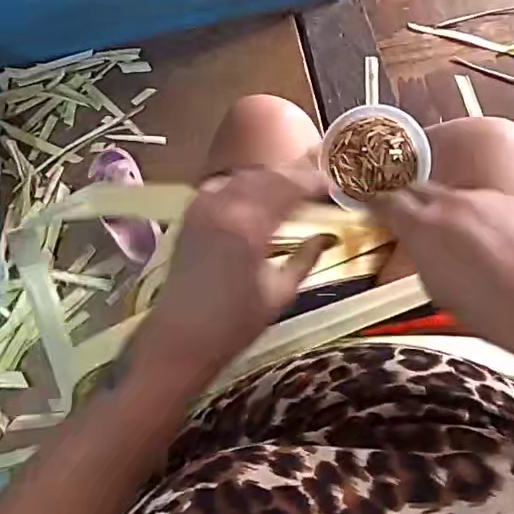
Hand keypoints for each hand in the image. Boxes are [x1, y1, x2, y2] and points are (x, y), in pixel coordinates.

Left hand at [132, 163, 334, 373]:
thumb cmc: (234, 324)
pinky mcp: (190, 215)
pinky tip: (253, 194)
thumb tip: (328, 237)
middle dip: (294, 176)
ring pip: (242, 177)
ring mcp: (203, 208)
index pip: (289, 189)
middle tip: (315, 184)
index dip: (313, 183)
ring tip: (289, 186)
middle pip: (267, 177)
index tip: (331, 185)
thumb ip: (305, 259)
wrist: (181, 337)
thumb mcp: (280, 293)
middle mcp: (225, 207)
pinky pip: (220, 185)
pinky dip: (240, 183)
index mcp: (251, 227)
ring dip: (268, 177)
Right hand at [373, 184, 513, 386]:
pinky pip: (479, 201)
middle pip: (416, 187)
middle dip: (407, 199)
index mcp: (420, 225)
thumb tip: (413, 242)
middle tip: (403, 215)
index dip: (375, 203)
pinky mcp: (506, 201)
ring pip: (449, 195)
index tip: (370, 206)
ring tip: (447, 233)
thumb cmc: (480, 307)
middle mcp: (447, 203)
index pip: (385, 201)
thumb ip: (416, 252)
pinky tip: (483, 237)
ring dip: (442, 208)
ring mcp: (479, 198)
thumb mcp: (430, 284)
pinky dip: (473, 213)